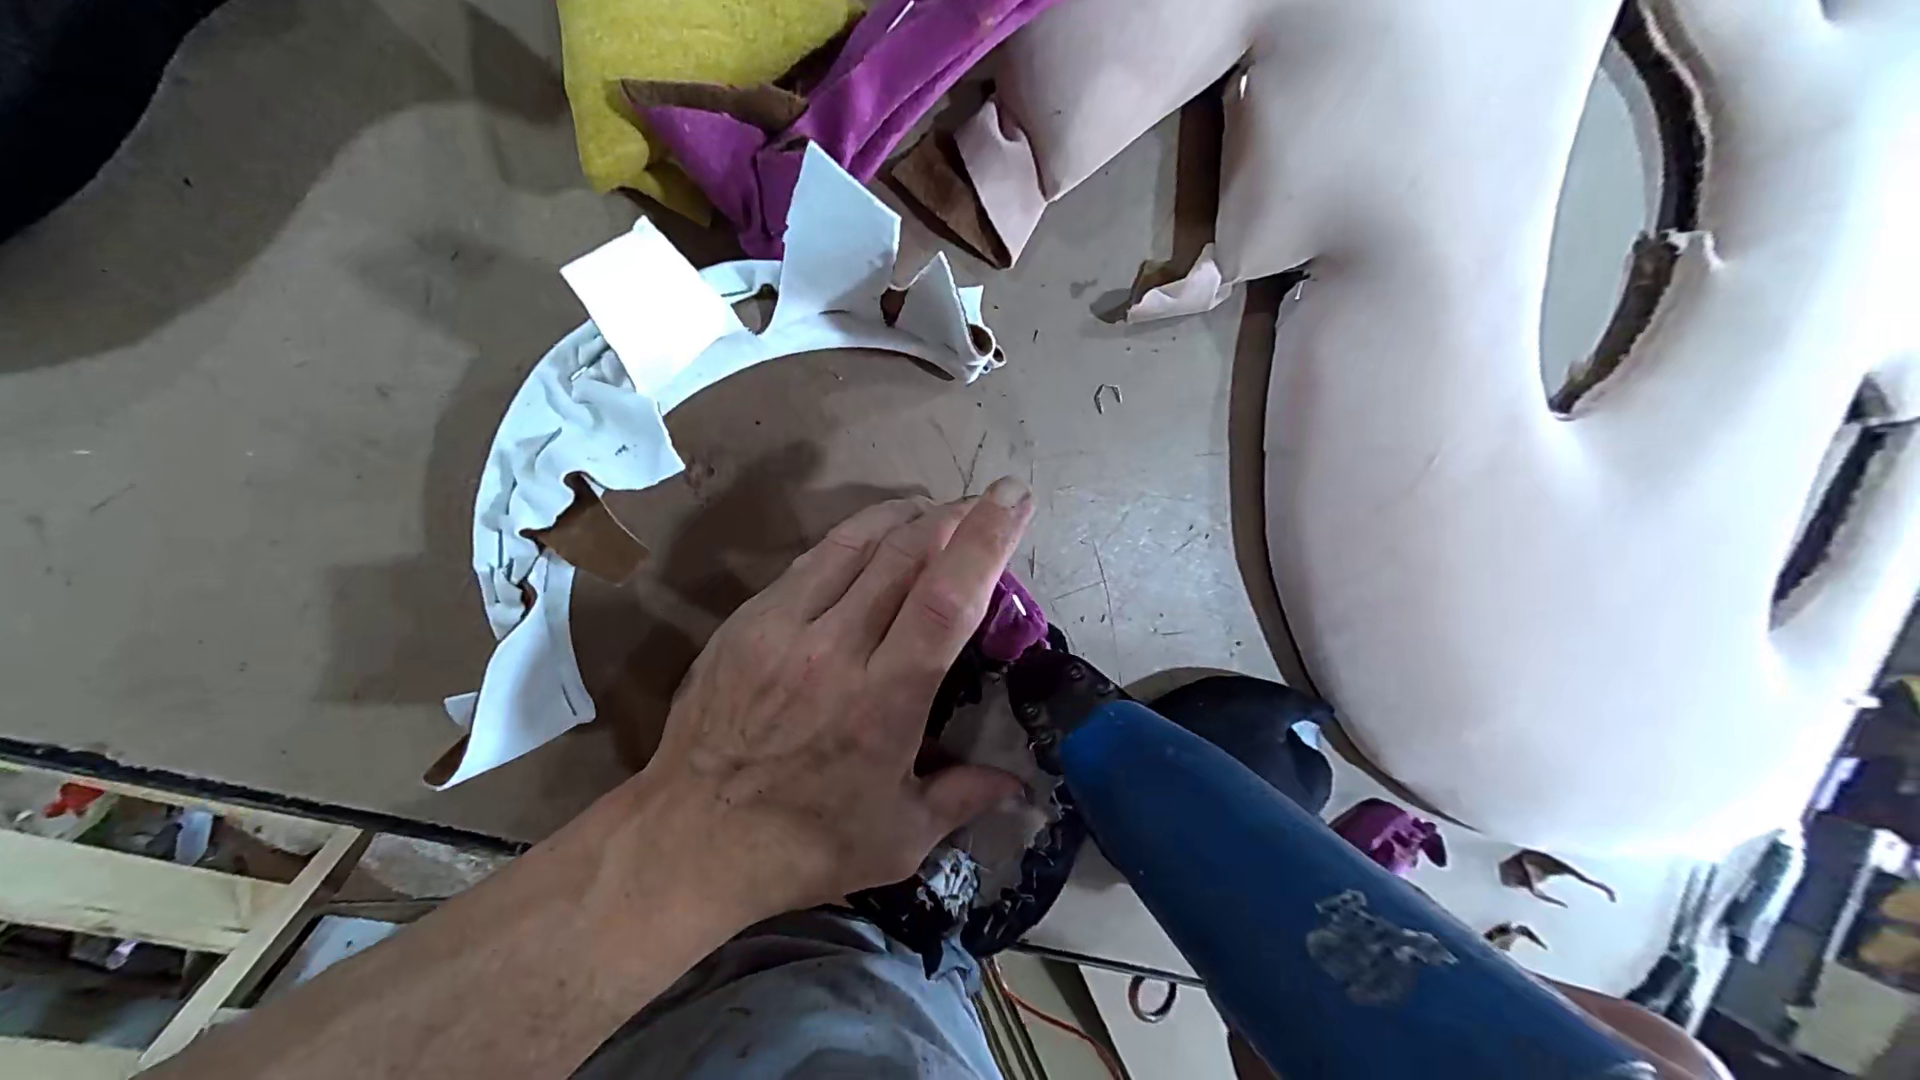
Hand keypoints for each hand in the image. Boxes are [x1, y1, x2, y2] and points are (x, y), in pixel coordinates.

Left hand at [636, 477, 1036, 919]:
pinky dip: (857, 537)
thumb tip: (1018, 782)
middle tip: (987, 502)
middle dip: (956, 516)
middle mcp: (834, 650)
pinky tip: (875, 538)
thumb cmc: (803, 845)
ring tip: (938, 510)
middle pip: (904, 554)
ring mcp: (782, 628)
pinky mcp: (747, 621)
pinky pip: (813, 560)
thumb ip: (965, 797)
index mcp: (883, 701)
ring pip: (856, 544)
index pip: (946, 600)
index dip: (986, 541)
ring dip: (907, 516)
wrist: (687, 839)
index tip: (1015, 500)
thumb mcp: (899, 837)